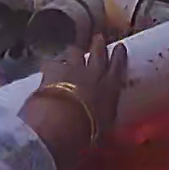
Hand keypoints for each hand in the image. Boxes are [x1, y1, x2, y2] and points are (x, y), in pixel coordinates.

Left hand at [23, 36, 126, 169]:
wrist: (62, 122)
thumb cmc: (88, 132)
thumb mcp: (104, 128)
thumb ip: (104, 119)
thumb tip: (104, 124)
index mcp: (110, 88)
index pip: (117, 67)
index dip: (119, 56)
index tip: (119, 47)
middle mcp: (93, 73)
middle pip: (97, 53)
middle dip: (98, 45)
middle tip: (98, 37)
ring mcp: (72, 69)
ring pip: (75, 52)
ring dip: (74, 52)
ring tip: (73, 50)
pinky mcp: (51, 70)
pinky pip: (53, 62)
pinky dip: (52, 64)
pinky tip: (48, 66)